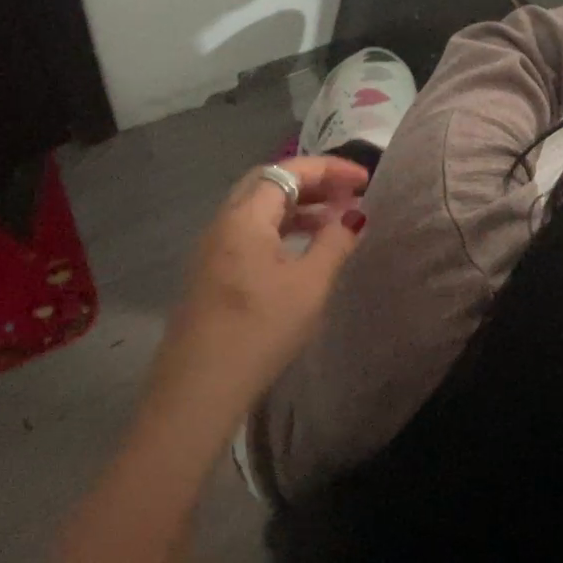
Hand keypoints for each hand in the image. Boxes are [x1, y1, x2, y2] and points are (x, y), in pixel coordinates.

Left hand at [147, 158, 369, 417]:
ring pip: (258, 209)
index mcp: (244, 218)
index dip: (330, 168)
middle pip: (269, 182)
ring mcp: (211, 250)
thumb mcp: (310, 285)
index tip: (365, 179)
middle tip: (349, 194)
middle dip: (312, 182)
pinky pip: (249, 232)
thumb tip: (355, 214)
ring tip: (335, 221)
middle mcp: (222, 224)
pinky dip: (281, 228)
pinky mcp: (210, 275)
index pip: (289, 170)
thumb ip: (335, 242)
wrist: (196, 394)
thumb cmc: (259, 332)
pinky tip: (303, 251)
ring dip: (298, 206)